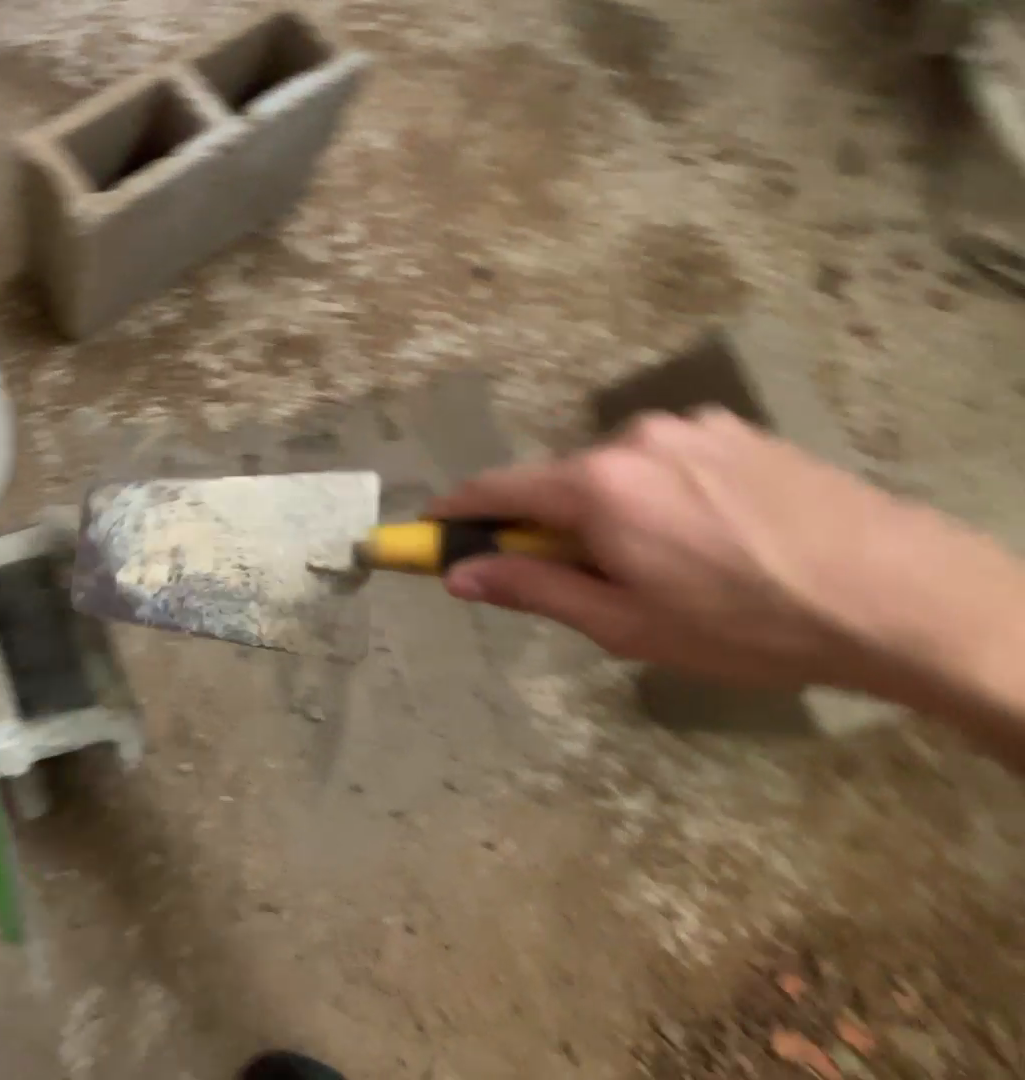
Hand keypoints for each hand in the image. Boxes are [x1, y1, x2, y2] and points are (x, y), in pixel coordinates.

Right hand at [427, 408, 1024, 697]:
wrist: (910, 601)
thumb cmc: (746, 624)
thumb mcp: (623, 624)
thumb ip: (532, 590)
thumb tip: (458, 576)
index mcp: (598, 485)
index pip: (495, 489)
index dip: (455, 513)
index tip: (431, 533)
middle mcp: (636, 439)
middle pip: (557, 481)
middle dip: (545, 525)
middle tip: (573, 579)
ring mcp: (694, 429)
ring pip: (613, 473)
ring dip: (605, 511)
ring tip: (656, 566)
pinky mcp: (740, 432)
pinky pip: (664, 462)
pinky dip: (653, 495)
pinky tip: (703, 538)